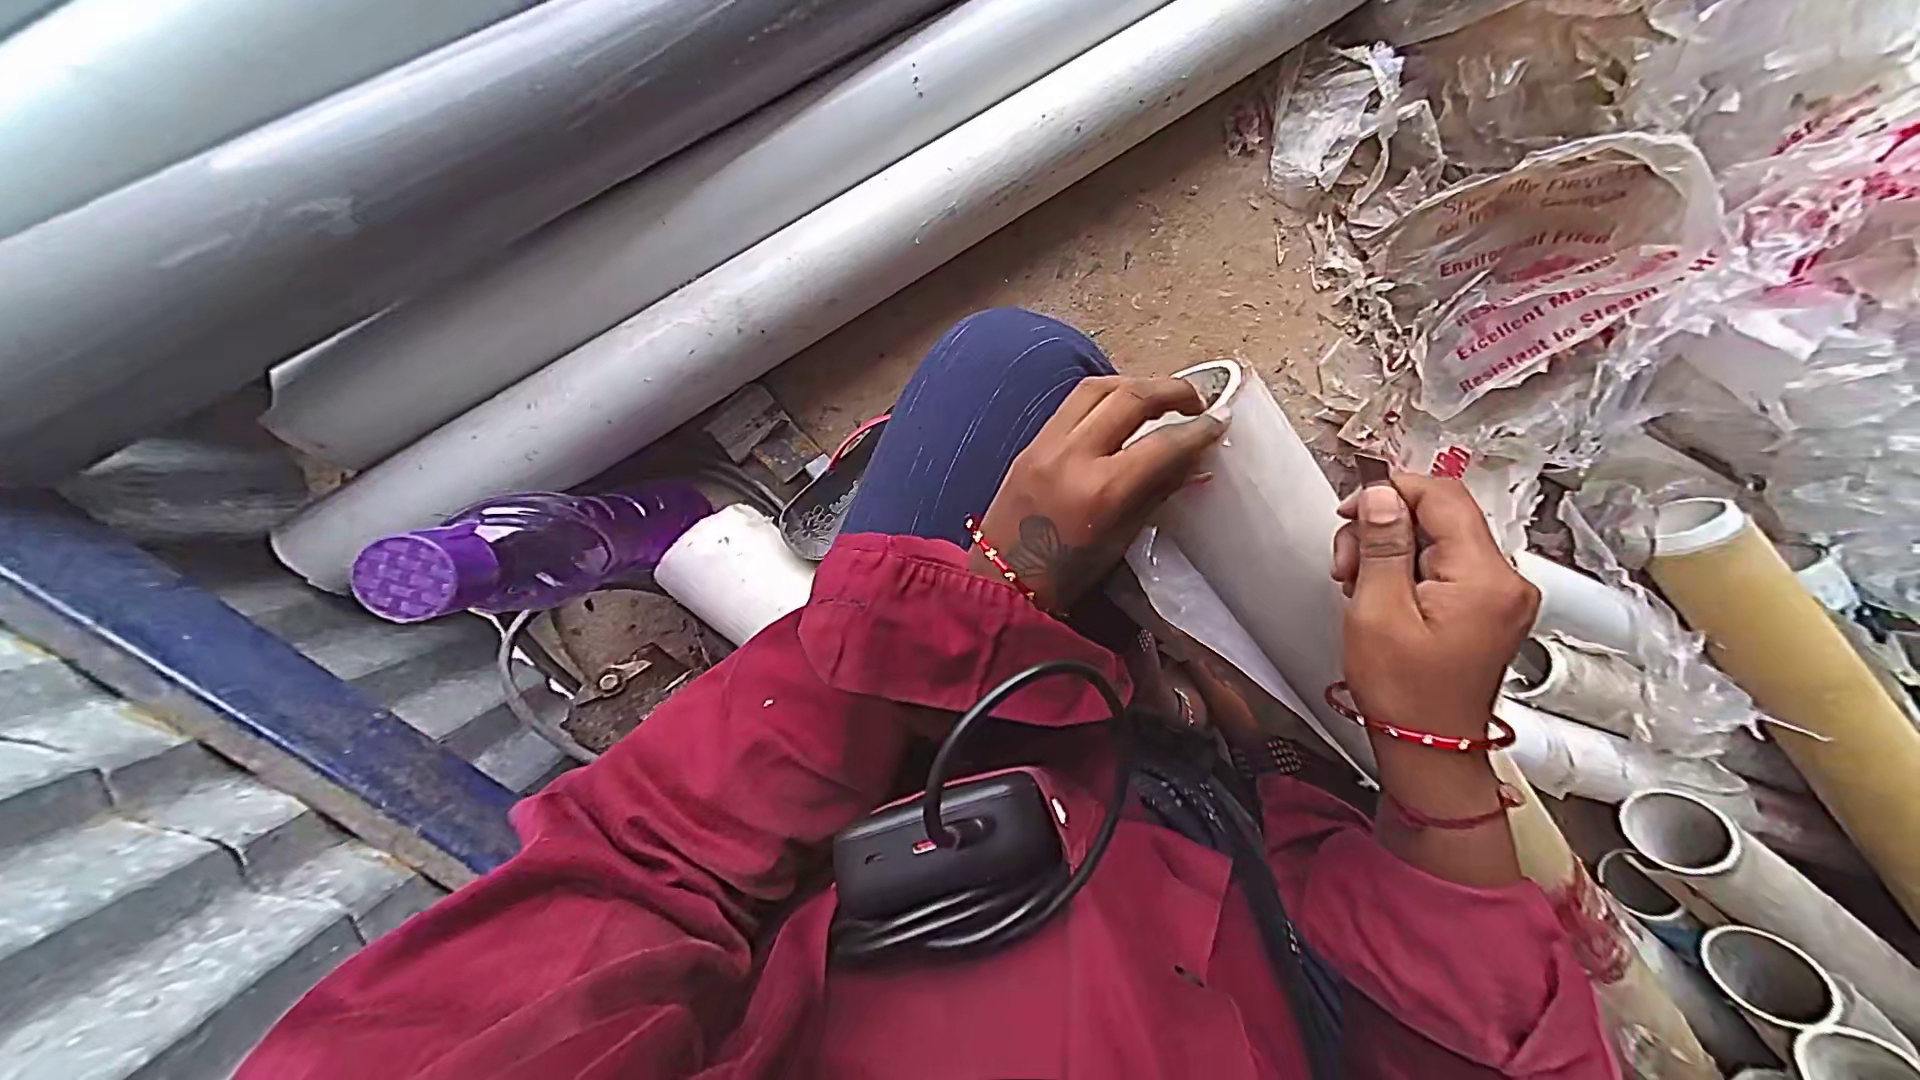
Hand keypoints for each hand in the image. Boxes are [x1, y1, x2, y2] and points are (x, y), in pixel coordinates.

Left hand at [973, 376, 1224, 609]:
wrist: (1001, 582)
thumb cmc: (1065, 575)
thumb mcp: (1120, 539)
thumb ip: (1156, 494)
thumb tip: (1193, 464)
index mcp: (1100, 491)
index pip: (1162, 444)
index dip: (1198, 431)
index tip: (1218, 423)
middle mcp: (1072, 457)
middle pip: (1129, 398)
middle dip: (1172, 390)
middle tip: (1196, 401)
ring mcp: (1045, 446)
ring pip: (1095, 388)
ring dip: (1134, 384)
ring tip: (1158, 397)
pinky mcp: (1030, 445)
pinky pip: (1071, 405)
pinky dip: (1102, 397)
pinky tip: (1119, 408)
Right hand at [1330, 474, 1538, 737]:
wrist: (1425, 740)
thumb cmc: (1403, 690)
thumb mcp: (1377, 611)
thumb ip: (1381, 547)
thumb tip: (1382, 496)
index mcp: (1485, 579)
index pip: (1443, 497)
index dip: (1391, 492)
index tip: (1352, 507)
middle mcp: (1505, 581)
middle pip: (1438, 517)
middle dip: (1382, 529)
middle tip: (1346, 562)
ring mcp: (1497, 594)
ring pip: (1435, 539)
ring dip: (1387, 550)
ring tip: (1356, 583)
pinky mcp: (1484, 605)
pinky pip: (1441, 564)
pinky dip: (1403, 569)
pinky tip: (1377, 591)